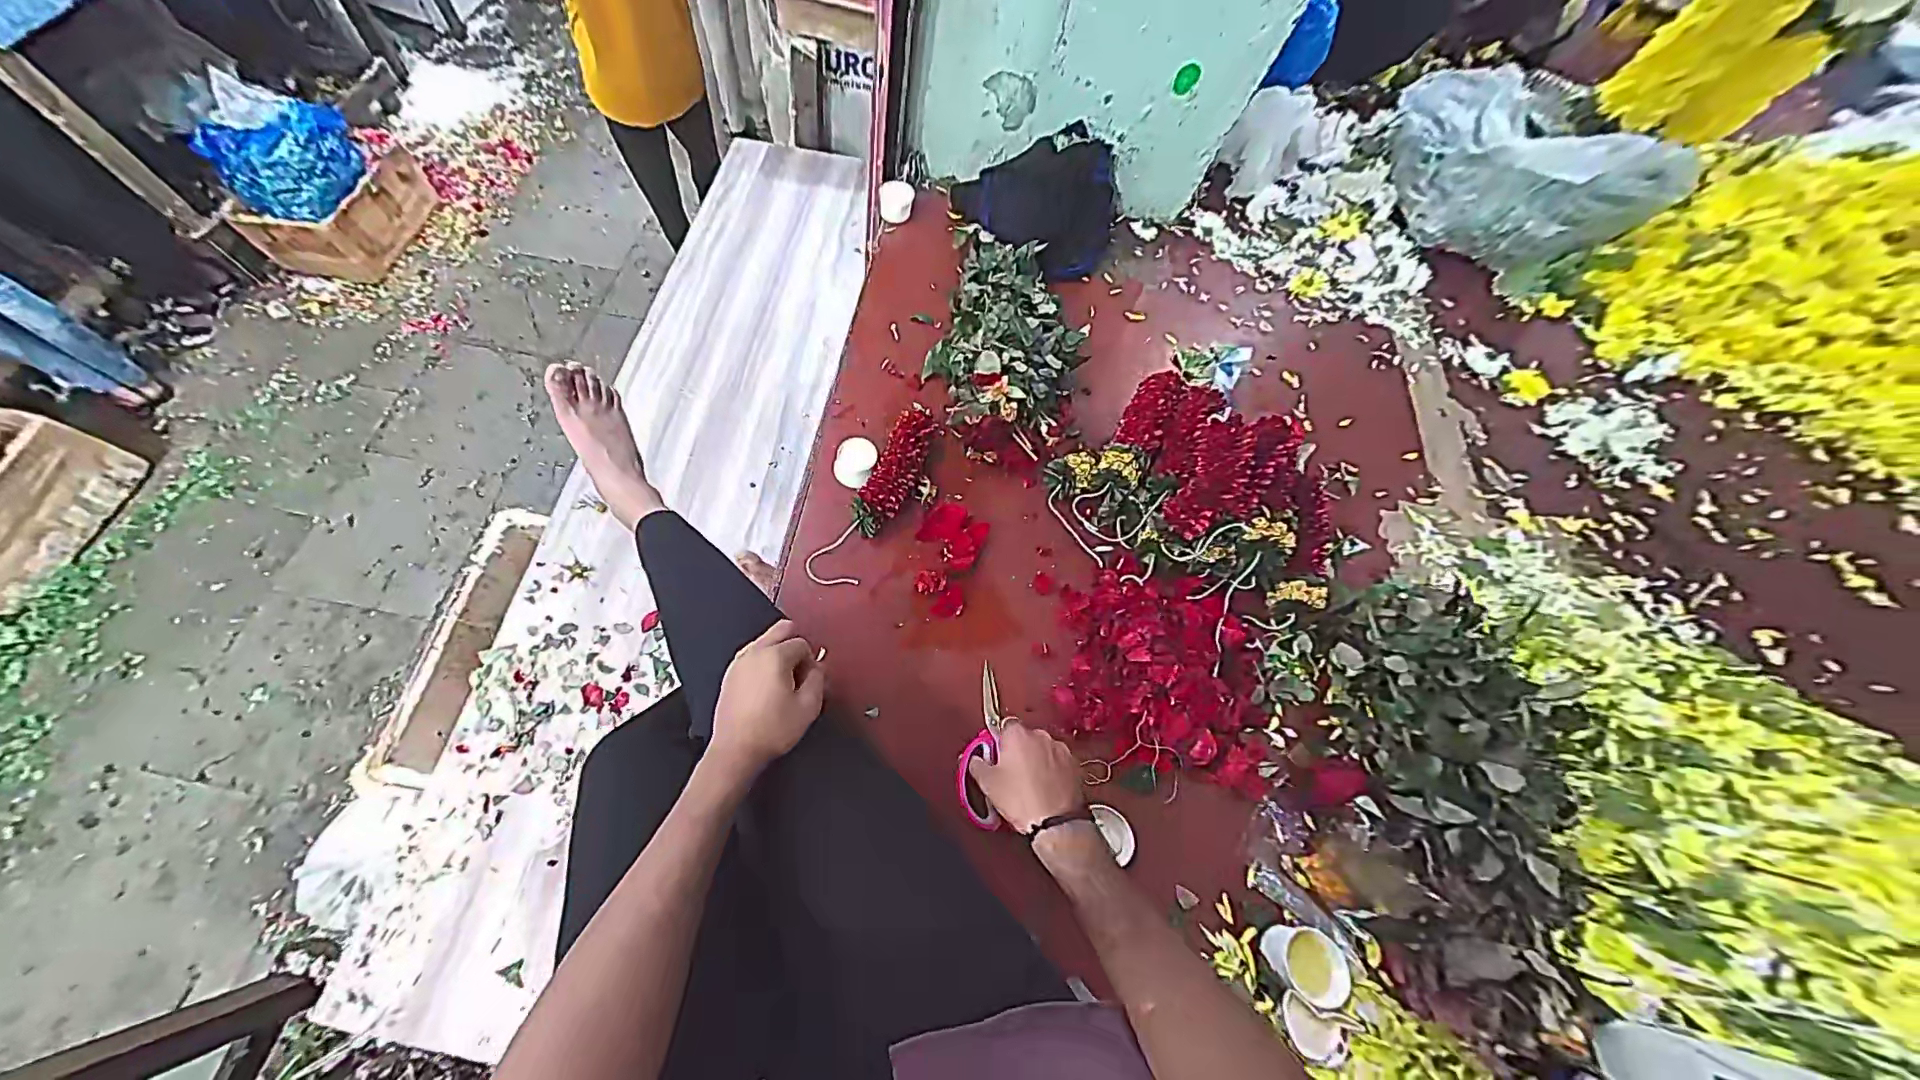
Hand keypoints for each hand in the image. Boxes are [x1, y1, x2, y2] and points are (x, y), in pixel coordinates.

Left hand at [708, 621, 825, 778]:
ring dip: (779, 653)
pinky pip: (752, 656)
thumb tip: (818, 668)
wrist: (736, 750)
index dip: (811, 660)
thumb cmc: (772, 730)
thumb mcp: (808, 706)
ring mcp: (739, 663)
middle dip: (795, 644)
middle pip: (781, 630)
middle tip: (801, 669)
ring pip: (765, 642)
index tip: (810, 679)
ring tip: (784, 680)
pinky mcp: (730, 675)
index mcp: (775, 656)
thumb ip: (818, 679)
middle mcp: (754, 653)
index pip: (802, 642)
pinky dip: (764, 662)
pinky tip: (768, 686)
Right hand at [967, 720, 1085, 833]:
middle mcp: (1040, 736)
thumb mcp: (988, 783)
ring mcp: (1059, 749)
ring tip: (1030, 784)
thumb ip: (977, 765)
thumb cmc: (1023, 800)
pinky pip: (1058, 761)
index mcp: (1017, 734)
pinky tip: (1045, 788)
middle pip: (1024, 736)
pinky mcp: (1073, 764)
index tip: (996, 754)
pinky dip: (1052, 770)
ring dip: (1037, 760)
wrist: (1055, 822)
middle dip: (1018, 751)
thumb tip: (976, 761)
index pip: (1004, 725)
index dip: (999, 741)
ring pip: (1042, 749)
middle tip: (1010, 772)